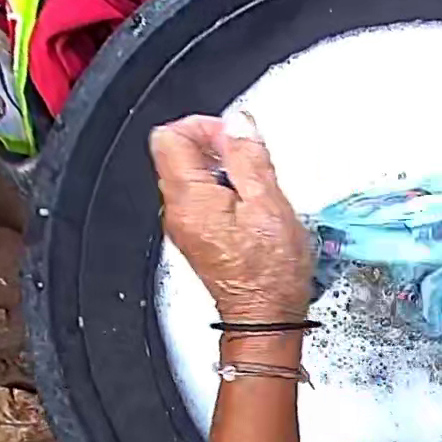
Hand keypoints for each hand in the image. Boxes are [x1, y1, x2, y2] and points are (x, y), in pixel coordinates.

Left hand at [150, 110, 312, 321]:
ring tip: (258, 196)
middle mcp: (178, 212)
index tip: (237, 140)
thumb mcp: (269, 206)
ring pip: (195, 181)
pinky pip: (205, 206)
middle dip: (219, 152)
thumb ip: (249, 159)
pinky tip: (254, 216)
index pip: (172, 135)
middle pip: (182, 157)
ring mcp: (187, 229)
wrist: (266, 317)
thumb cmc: (270, 274)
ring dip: (226, 177)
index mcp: (190, 197)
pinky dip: (228, 200)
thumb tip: (238, 124)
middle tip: (254, 169)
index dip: (206, 128)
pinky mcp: (202, 242)